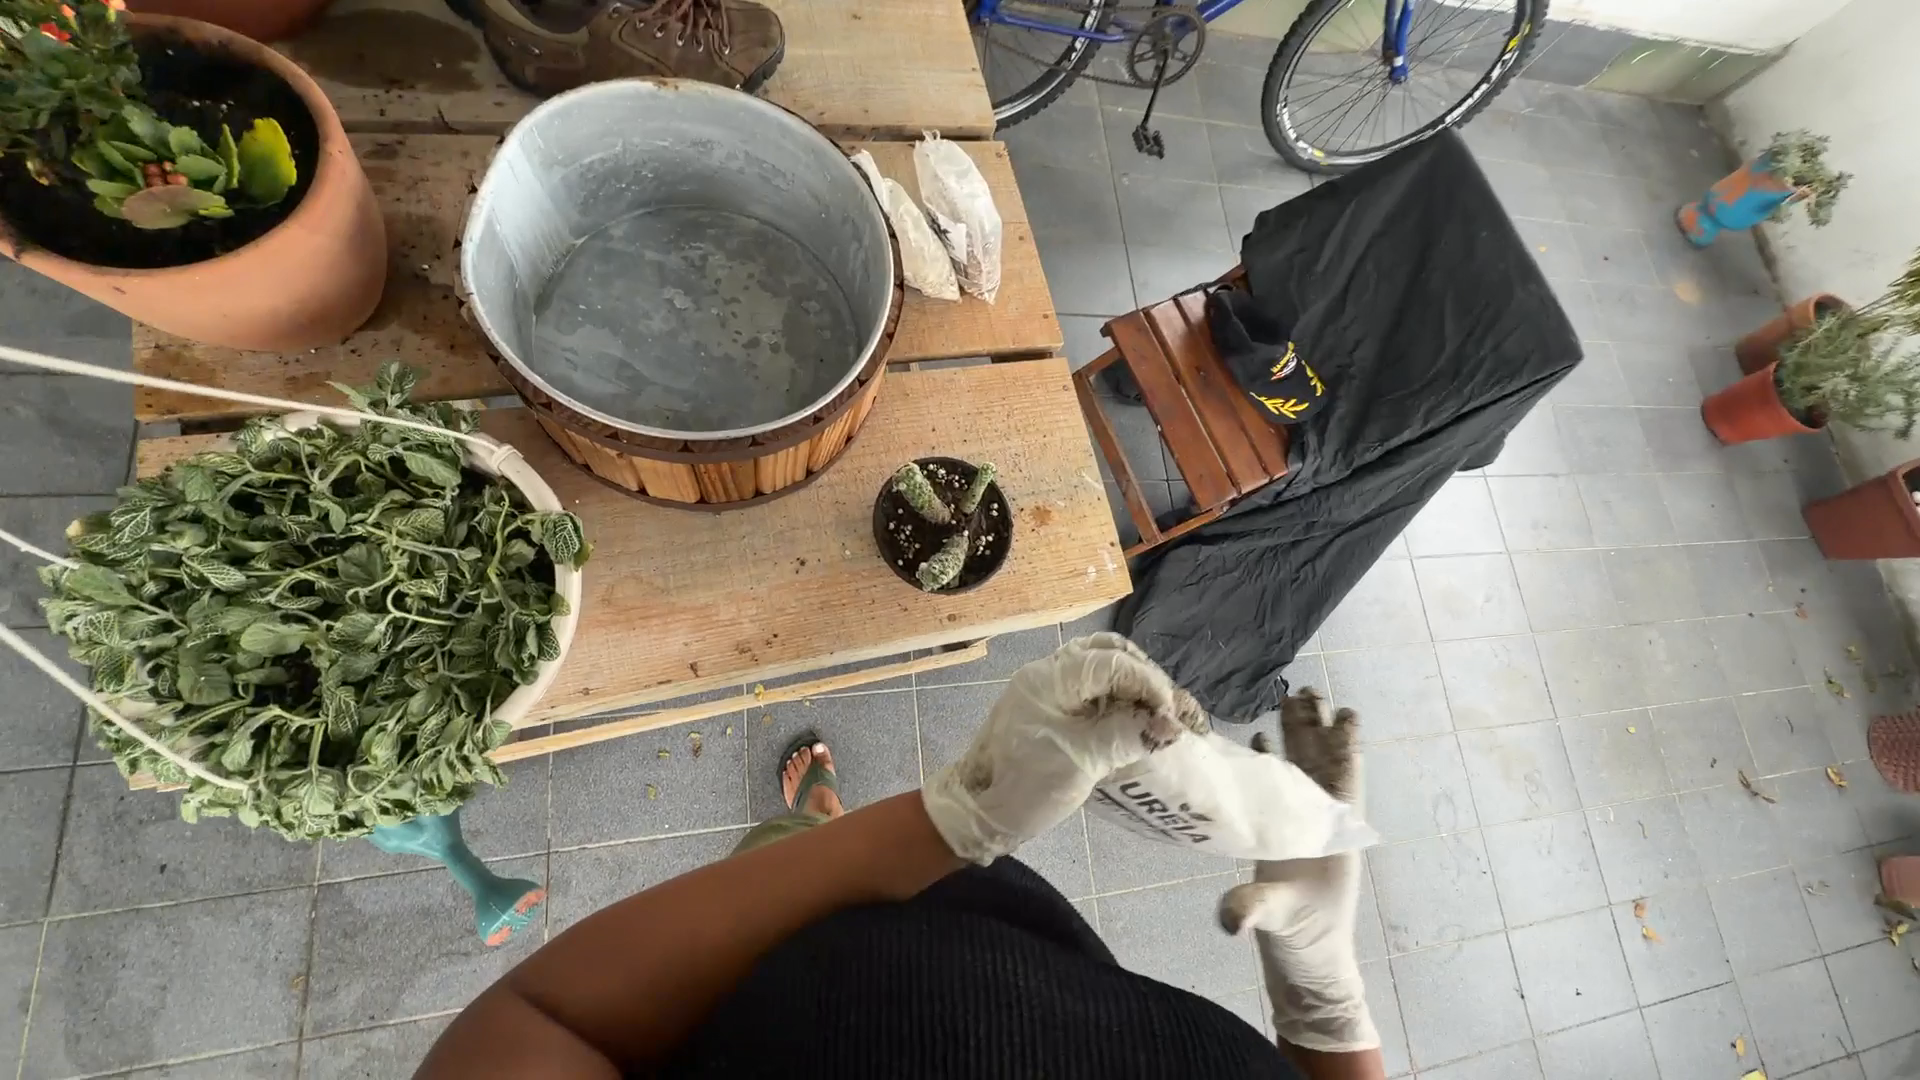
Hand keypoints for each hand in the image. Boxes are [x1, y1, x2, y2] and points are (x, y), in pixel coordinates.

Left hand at [922, 633, 1185, 863]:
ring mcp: (1048, 686)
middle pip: (1105, 651)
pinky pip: (1091, 686)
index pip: (1109, 661)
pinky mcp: (1052, 705)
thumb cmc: (1027, 785)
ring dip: (1131, 683)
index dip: (1146, 681)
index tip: (1170, 713)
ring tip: (1156, 712)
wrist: (981, 810)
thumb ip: (1126, 735)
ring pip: (1099, 665)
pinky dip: (1117, 696)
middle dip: (1142, 674)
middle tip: (1166, 707)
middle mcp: (1048, 672)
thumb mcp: (1083, 762)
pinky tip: (1135, 718)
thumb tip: (1170, 724)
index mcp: (1049, 679)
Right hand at [1218, 689, 1378, 1054]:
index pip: (1344, 780)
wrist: (1308, 966)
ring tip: (1287, 701)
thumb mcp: (1278, 919)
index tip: (1346, 713)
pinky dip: (1273, 758)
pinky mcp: (1283, 831)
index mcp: (1332, 833)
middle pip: (1322, 764)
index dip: (1345, 747)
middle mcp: (1320, 821)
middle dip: (1315, 728)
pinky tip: (1259, 737)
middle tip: (1308, 691)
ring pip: (1303, 769)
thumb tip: (1227, 917)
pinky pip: (1282, 784)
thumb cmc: (1304, 937)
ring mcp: (1301, 825)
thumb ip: (1253, 911)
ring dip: (1296, 737)